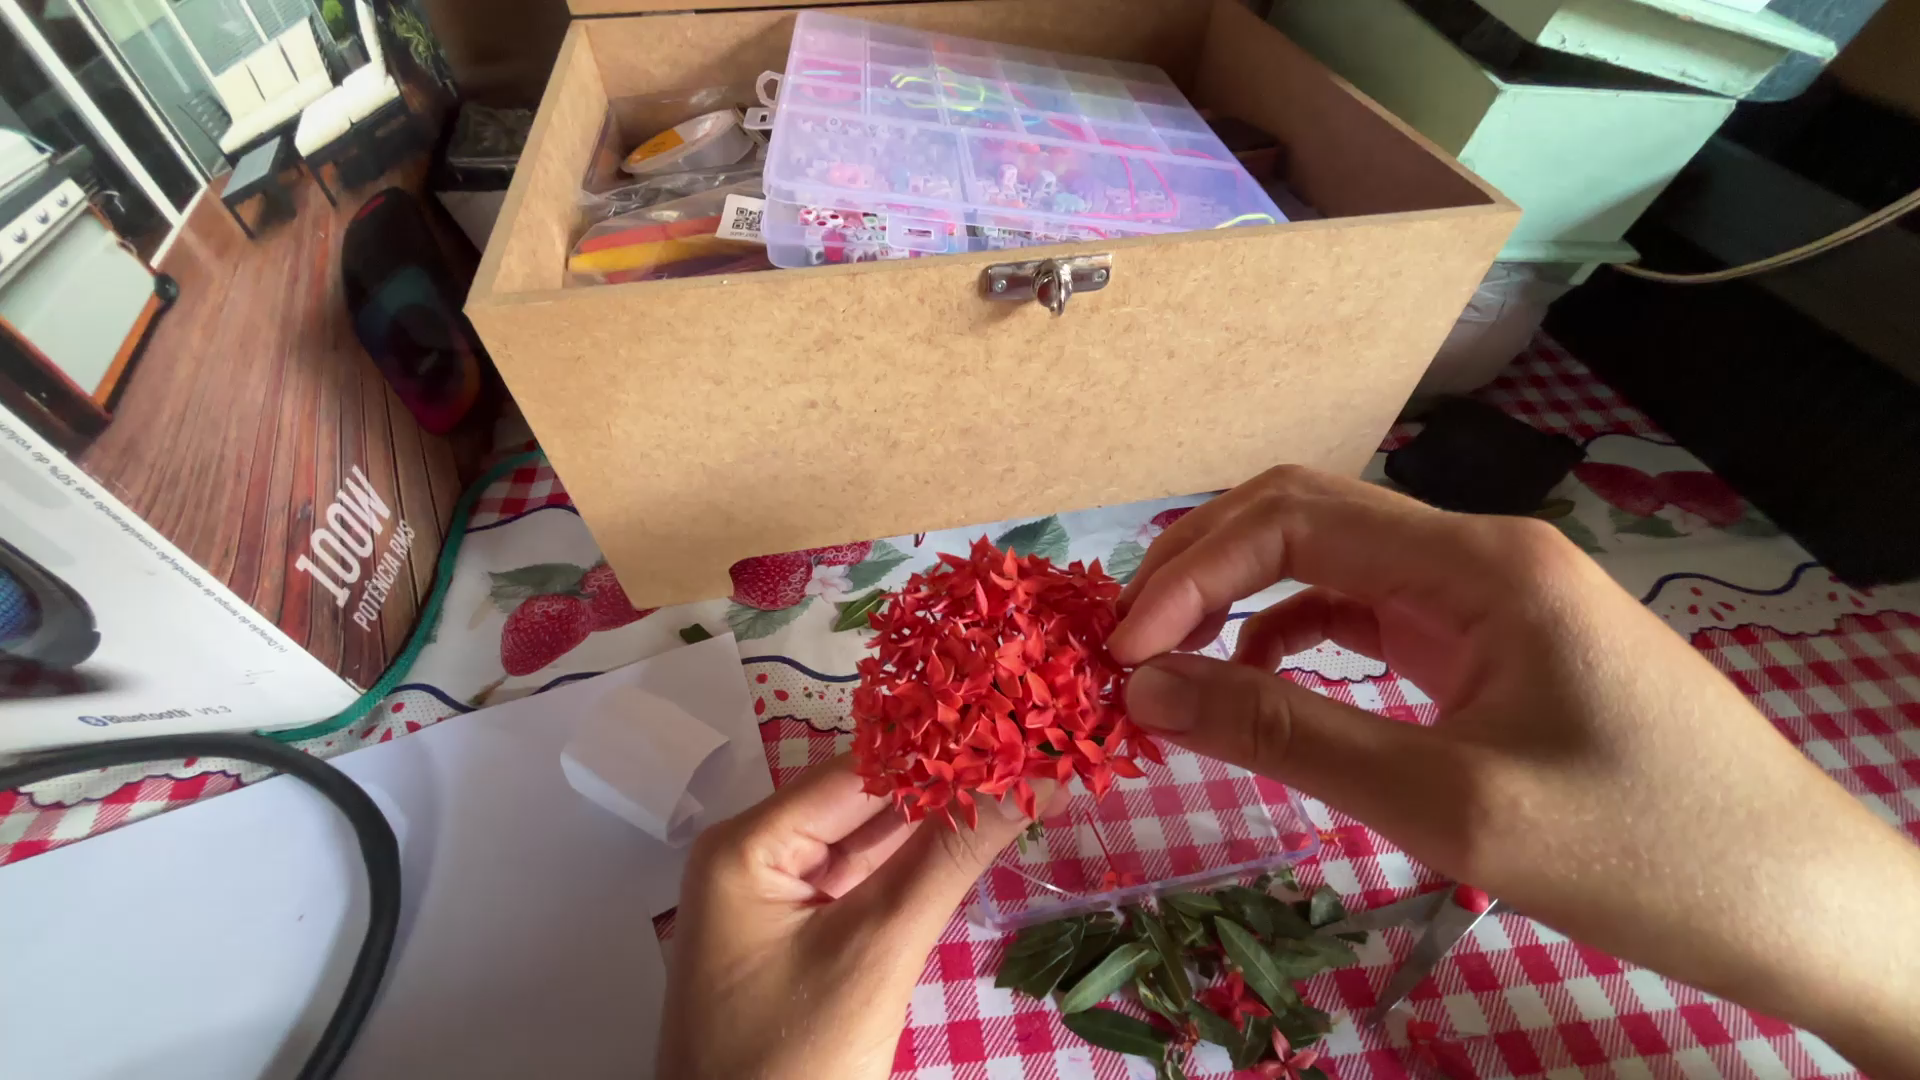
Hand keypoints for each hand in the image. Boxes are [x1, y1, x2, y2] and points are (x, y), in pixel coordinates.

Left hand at [658, 755, 1039, 1079]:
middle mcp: (757, 851)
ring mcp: (779, 892)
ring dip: (937, 818)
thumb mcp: (879, 951)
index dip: (936, 746)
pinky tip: (971, 830)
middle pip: (863, 800)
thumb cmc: (796, 1065)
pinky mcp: (803, 927)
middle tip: (1022, 745)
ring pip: (869, 837)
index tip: (1007, 721)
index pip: (858, 771)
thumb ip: (951, 857)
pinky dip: (916, 861)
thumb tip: (1030, 781)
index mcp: (749, 842)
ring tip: (1012, 773)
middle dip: (942, 781)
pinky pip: (865, 876)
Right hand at [1109, 466, 1919, 1075]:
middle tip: (1130, 636)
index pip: (1290, 519)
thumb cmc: (1649, 855)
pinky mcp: (1468, 635)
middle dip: (1198, 566)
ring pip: (1316, 556)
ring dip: (1231, 592)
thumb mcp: (1446, 804)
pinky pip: (1348, 606)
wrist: (1814, 915)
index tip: (1126, 649)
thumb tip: (1148, 690)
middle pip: (1296, 514)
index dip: (1191, 574)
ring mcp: (1469, 591)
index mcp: (1476, 561)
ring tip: (1169, 648)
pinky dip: (1280, 629)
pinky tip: (1248, 670)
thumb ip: (1284, 733)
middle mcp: (1467, 551)